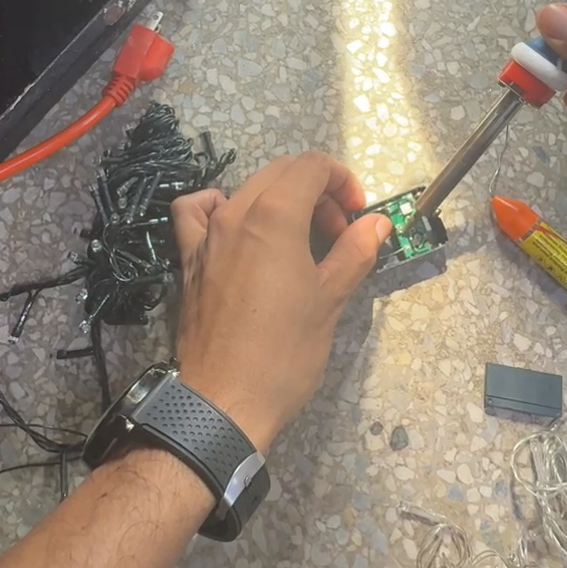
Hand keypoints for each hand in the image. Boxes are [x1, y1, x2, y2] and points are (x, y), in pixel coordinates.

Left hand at [167, 151, 391, 450]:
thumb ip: (354, 251)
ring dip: (280, 198)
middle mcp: (236, 211)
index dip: (343, 180)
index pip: (313, 166)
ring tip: (298, 235)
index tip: (357, 215)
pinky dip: (219, 205)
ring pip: (248, 187)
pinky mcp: (189, 257)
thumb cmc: (284, 352)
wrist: (223, 401)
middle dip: (318, 191)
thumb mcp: (330, 300)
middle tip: (338, 232)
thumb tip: (377, 223)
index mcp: (275, 215)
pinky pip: (196, 211)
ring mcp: (207, 232)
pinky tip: (235, 226)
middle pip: (282, 171)